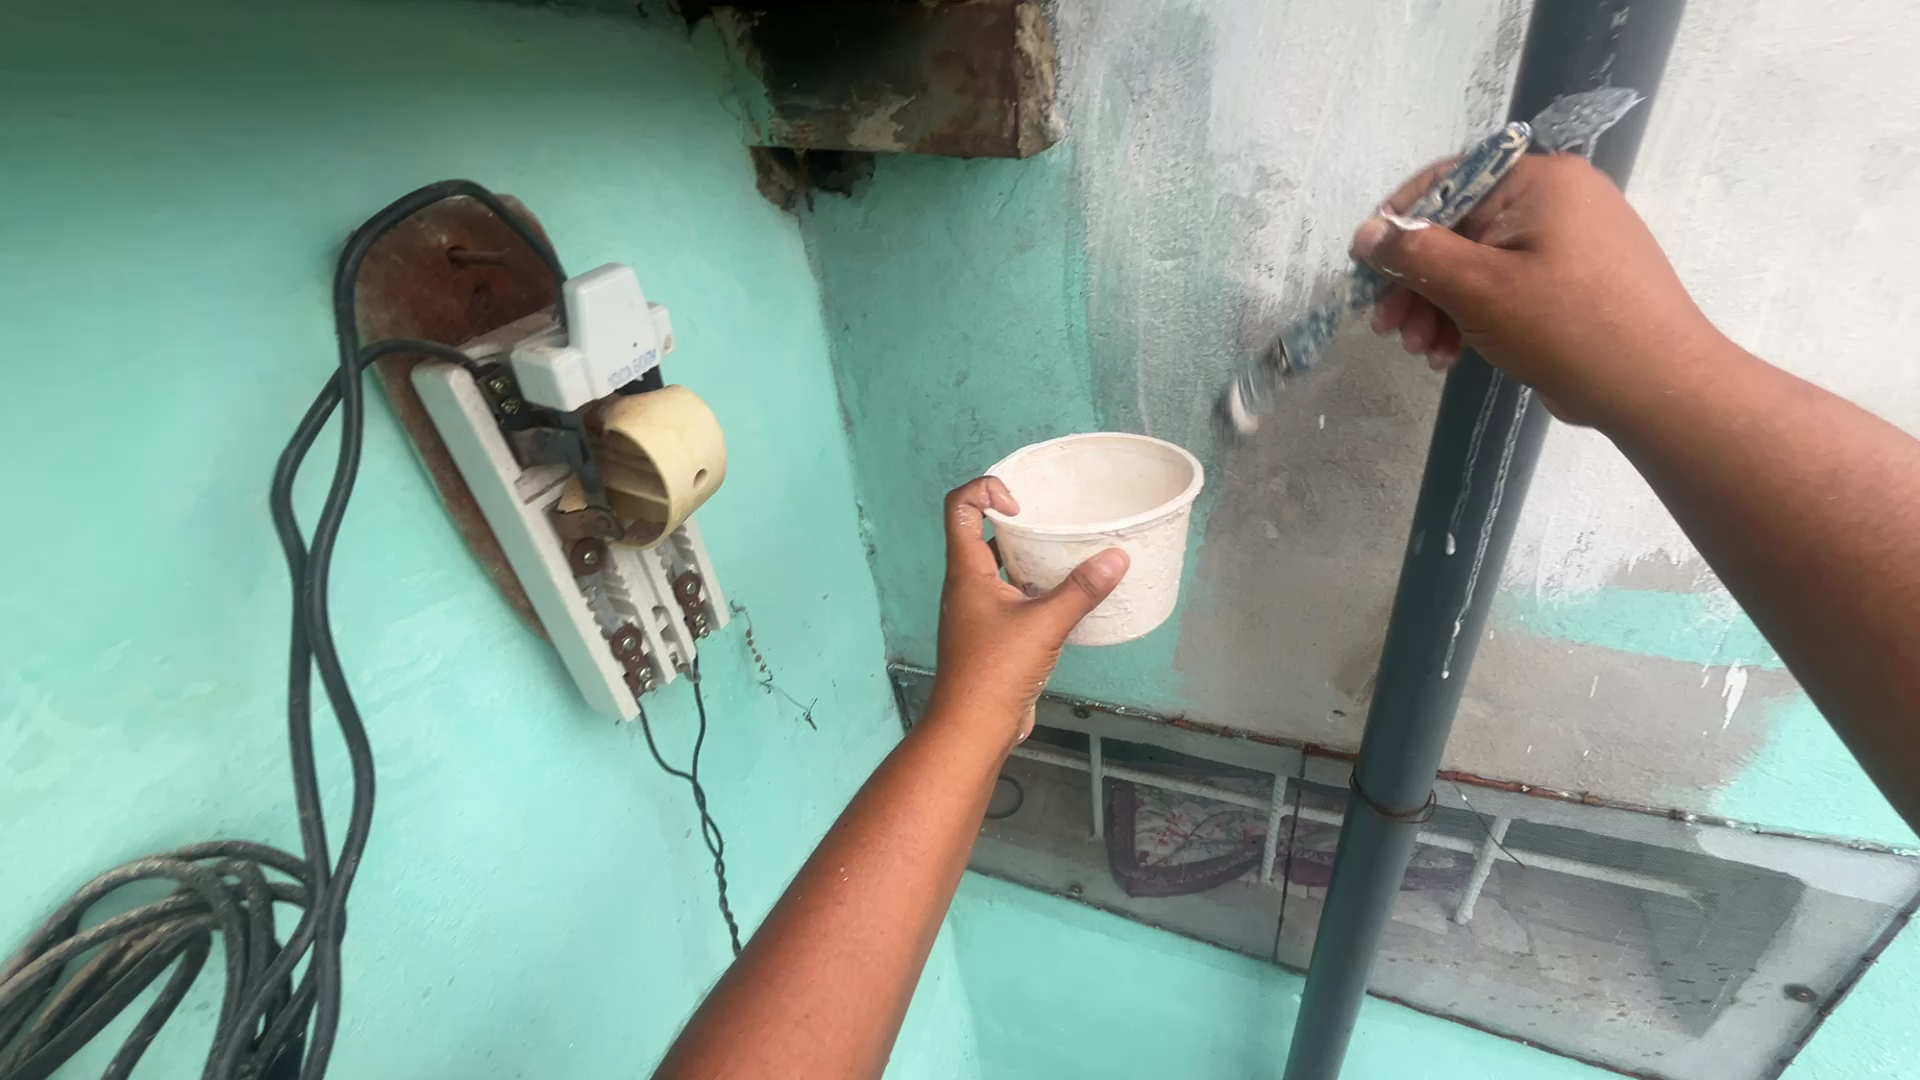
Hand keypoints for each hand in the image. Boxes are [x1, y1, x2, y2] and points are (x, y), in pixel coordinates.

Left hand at [928, 477, 1128, 745]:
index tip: (1021, 504)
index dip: (985, 490)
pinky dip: (1033, 588)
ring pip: (998, 568)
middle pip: (980, 534)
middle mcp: (966, 585)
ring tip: (1066, 550)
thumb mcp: (1044, 625)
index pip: (960, 508)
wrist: (973, 728)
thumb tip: (1118, 557)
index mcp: (966, 572)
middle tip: (1054, 519)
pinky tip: (1064, 594)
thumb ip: (1080, 591)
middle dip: (1015, 521)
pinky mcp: (991, 635)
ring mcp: (977, 611)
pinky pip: (1011, 597)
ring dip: (1026, 556)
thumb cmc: (996, 671)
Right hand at [1352, 152, 1721, 426]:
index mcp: (1535, 183)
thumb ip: (1414, 254)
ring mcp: (1556, 242)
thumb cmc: (1563, 324)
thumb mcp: (1475, 286)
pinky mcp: (1559, 281)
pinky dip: (1462, 319)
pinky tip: (1448, 354)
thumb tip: (1365, 232)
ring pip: (1467, 266)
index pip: (1445, 183)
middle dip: (1412, 283)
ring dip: (1432, 309)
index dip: (1396, 224)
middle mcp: (1548, 201)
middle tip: (1386, 328)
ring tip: (1420, 350)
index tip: (1365, 271)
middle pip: (1451, 232)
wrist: (1650, 383)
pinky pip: (1493, 288)